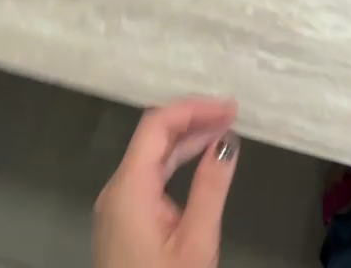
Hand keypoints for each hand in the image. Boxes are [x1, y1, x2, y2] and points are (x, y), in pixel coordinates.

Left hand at [94, 97, 240, 267]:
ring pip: (152, 156)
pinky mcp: (124, 223)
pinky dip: (178, 161)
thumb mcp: (197, 241)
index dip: (194, 108)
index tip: (230, 108)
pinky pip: (150, 177)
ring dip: (188, 139)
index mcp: (128, 189)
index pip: (157, 125)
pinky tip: (203, 160)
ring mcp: (117, 207)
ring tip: (225, 131)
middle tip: (233, 115)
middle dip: (193, 119)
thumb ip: (211, 186)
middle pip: (152, 137)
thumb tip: (227, 139)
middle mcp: (116, 191)